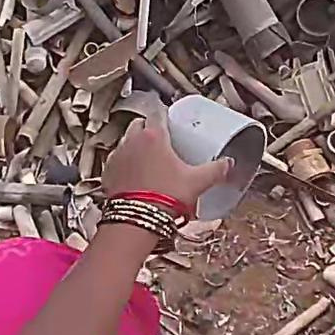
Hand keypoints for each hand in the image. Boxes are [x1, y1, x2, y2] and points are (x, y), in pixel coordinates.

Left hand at [101, 118, 230, 213]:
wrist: (136, 221)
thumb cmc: (163, 198)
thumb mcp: (196, 182)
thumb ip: (215, 170)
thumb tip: (227, 164)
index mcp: (154, 137)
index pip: (157, 113)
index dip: (164, 114)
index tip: (170, 119)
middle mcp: (132, 142)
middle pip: (139, 124)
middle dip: (148, 127)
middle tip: (161, 138)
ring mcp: (117, 156)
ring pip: (126, 141)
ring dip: (135, 144)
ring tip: (148, 157)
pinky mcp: (107, 173)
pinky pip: (116, 160)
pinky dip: (124, 163)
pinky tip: (134, 174)